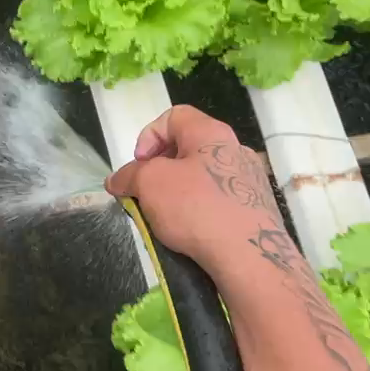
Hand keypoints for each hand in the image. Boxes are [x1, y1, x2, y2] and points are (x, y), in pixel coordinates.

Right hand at [104, 105, 287, 277]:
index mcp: (212, 134)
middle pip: (186, 147)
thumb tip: (117, 180)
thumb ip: (128, 175)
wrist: (247, 253)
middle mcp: (235, 150)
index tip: (139, 165)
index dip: (148, 136)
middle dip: (157, 167)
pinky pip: (214, 198)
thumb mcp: (148, 183)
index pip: (174, 116)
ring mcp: (247, 179)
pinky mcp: (252, 206)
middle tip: (143, 191)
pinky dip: (194, 208)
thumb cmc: (196, 208)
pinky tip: (187, 228)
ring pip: (199, 175)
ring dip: (173, 190)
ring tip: (162, 214)